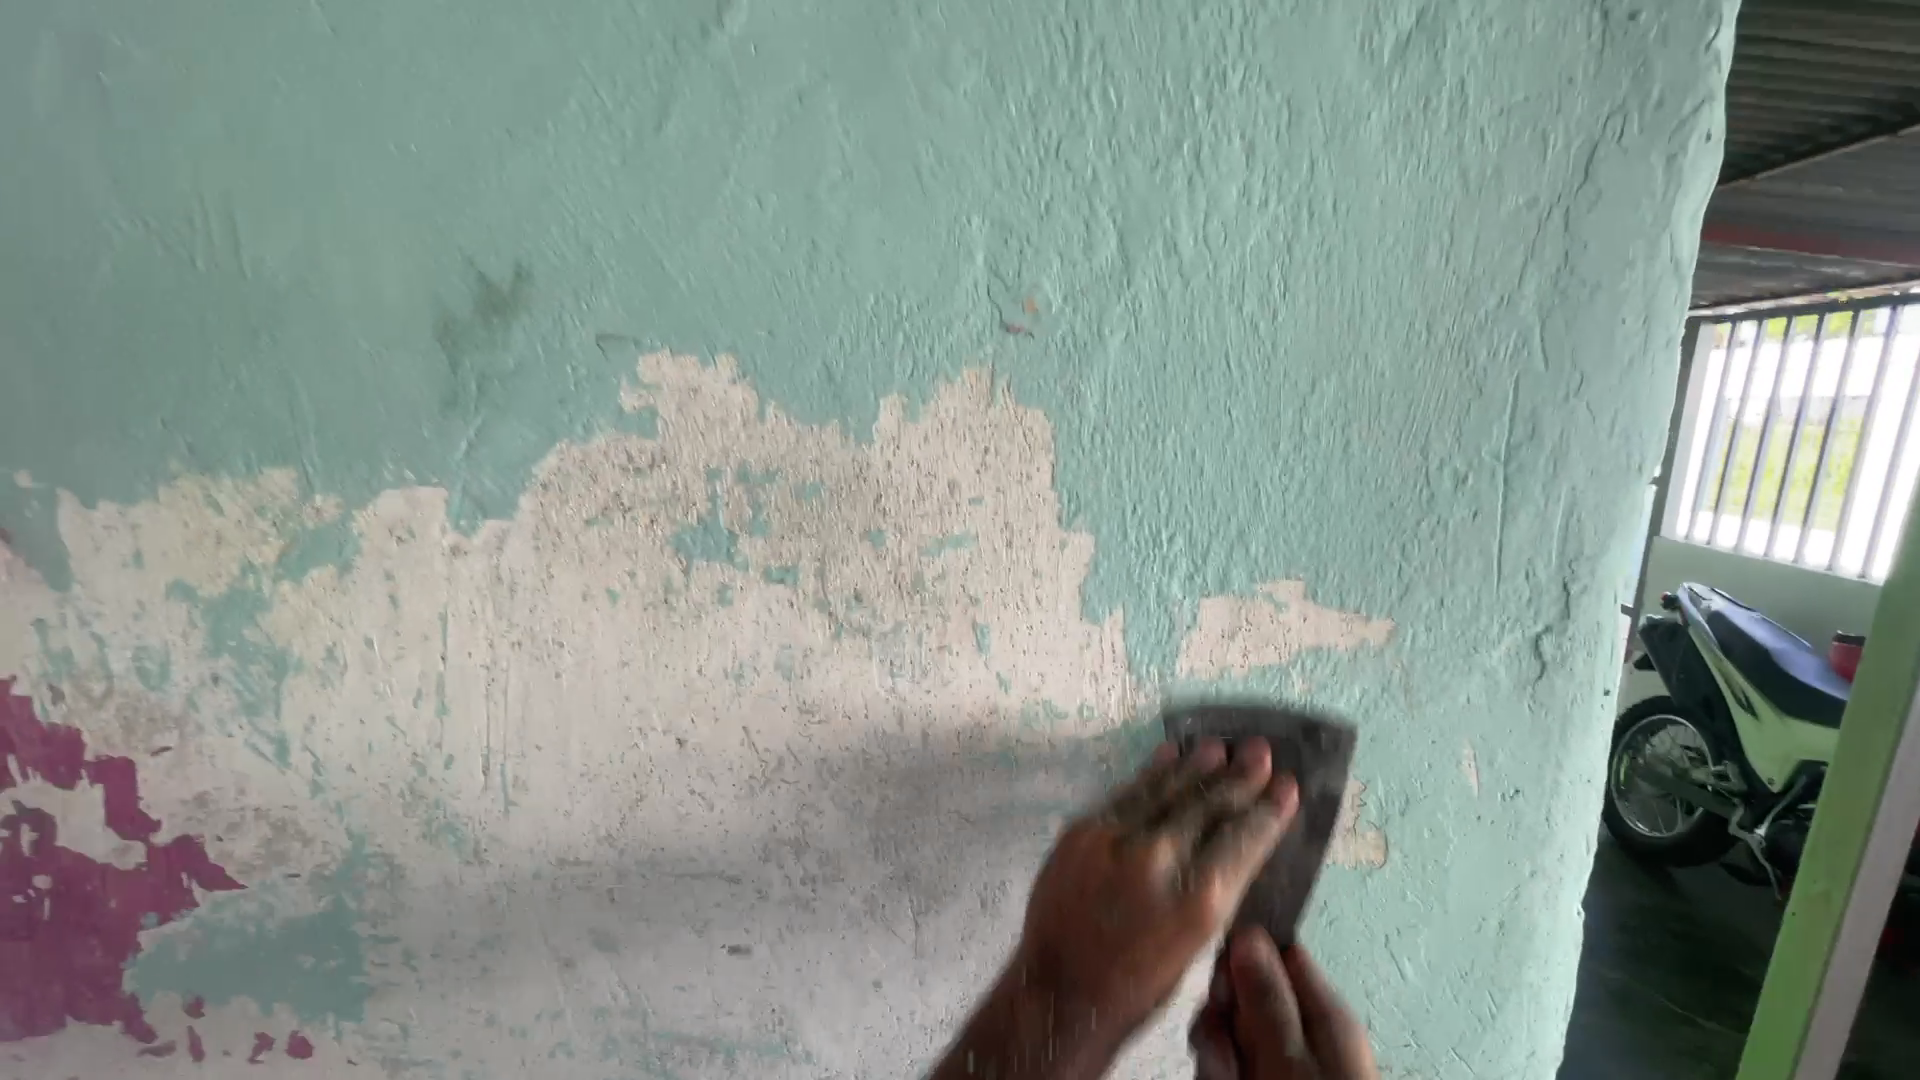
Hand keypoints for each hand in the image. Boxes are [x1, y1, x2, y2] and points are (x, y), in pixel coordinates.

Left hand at [1014, 737, 1298, 1034]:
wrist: (1061, 989)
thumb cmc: (1138, 983)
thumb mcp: (1196, 943)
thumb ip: (1213, 886)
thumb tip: (1232, 837)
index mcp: (1199, 899)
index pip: (1243, 840)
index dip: (1268, 810)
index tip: (1287, 785)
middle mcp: (1159, 858)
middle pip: (1207, 805)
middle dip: (1238, 776)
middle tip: (1259, 749)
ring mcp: (1116, 837)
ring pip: (1166, 789)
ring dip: (1195, 765)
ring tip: (1219, 745)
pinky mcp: (1083, 829)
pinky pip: (1126, 792)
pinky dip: (1151, 773)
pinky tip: (1169, 755)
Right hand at [1188, 927, 1376, 1079]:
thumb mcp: (1289, 1061)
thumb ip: (1267, 998)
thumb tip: (1248, 933)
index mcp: (1326, 1016)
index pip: (1278, 953)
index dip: (1241, 959)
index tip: (1221, 986)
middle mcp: (1306, 1034)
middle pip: (1246, 995)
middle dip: (1221, 1019)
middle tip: (1223, 1053)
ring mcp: (1285, 1066)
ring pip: (1230, 1035)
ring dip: (1216, 1057)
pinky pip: (1229, 1065)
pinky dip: (1220, 1076)